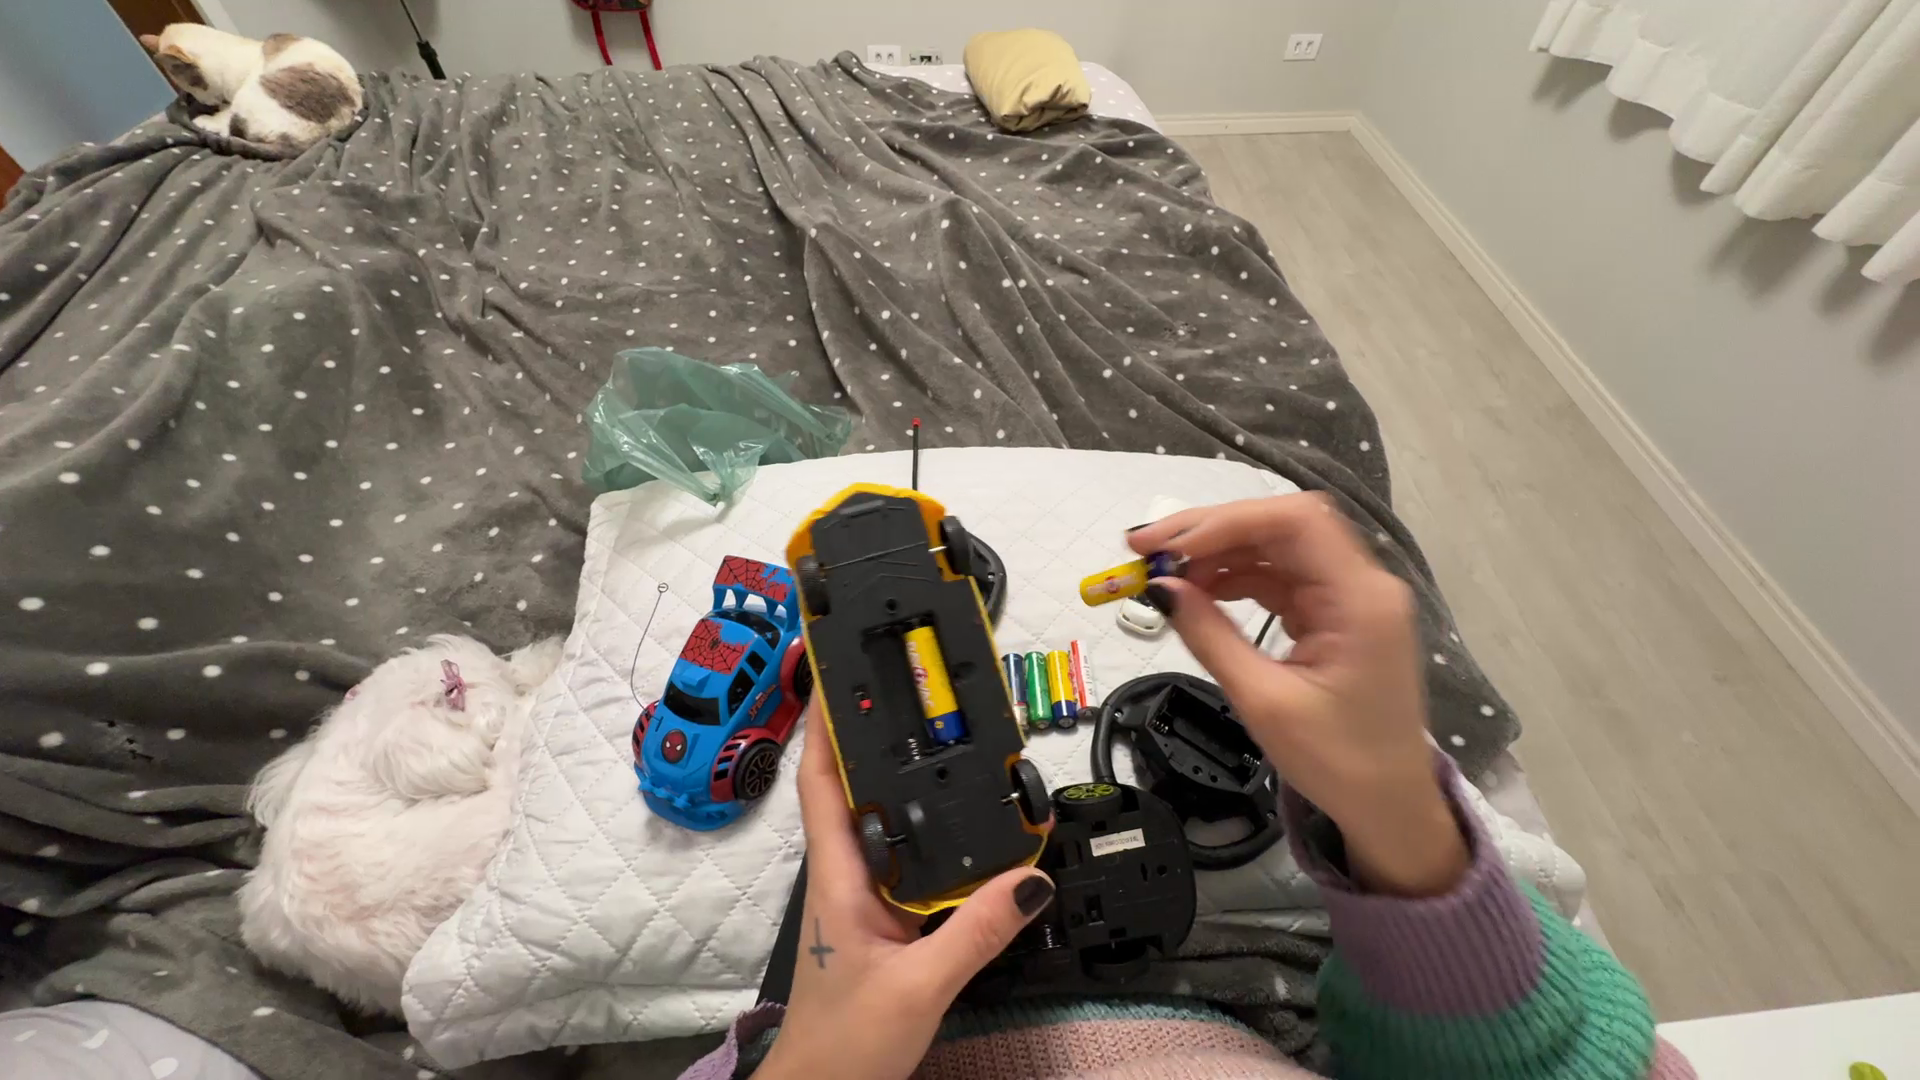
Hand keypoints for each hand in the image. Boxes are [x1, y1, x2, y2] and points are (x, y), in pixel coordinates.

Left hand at [757, 704, 1054, 1079]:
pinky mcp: (882, 912)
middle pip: (852, 787)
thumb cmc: (848, 1042)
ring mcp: (863, 891)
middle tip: (911, 698)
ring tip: (938, 741)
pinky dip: (928, 829)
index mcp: (838, 873)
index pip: (821, 782)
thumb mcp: (920, 986)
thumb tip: (1033, 877)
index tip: (842, 682)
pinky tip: (959, 822)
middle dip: (873, 739)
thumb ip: (976, 932)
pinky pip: (906, 855)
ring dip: (900, 779)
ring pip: (881, 819)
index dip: (826, 727)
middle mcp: (846, 870)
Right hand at [1128, 494, 1466, 896]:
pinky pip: (1277, 576)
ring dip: (1216, 551)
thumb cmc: (1336, 762)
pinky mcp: (1332, 612)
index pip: (1293, 522)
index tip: (1164, 546)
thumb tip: (1158, 587)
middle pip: (1280, 525)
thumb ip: (1209, 634)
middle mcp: (1360, 583)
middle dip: (1210, 530)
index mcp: (1360, 600)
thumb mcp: (1263, 700)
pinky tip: (1197, 588)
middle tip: (1145, 547)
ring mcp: (1347, 596)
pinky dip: (1233, 576)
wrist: (1389, 807)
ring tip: (1163, 570)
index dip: (1223, 521)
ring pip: (1274, 546)